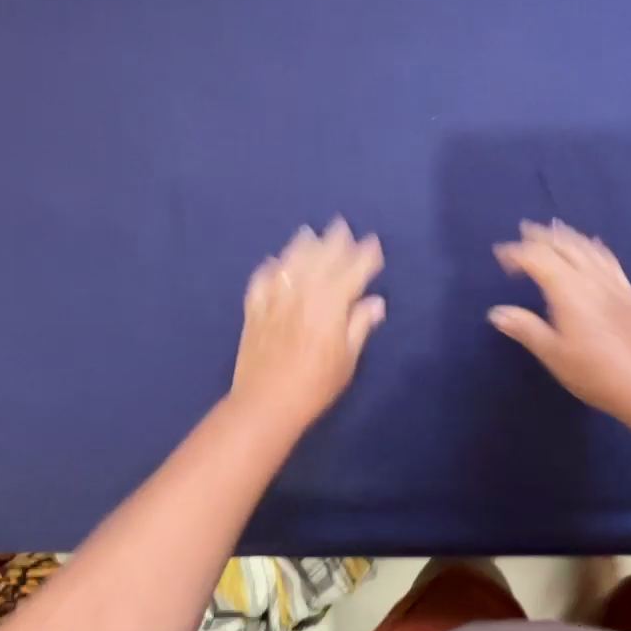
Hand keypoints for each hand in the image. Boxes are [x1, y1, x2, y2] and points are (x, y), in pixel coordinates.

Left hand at [233, 218, 384, 425]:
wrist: (266, 403)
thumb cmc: (315, 384)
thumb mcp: (348, 359)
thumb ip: (360, 325)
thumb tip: (375, 302)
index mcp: (331, 303)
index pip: (353, 270)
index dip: (365, 255)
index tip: (373, 242)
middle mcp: (303, 292)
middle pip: (322, 258)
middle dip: (335, 241)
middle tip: (342, 226)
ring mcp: (276, 299)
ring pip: (291, 263)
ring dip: (303, 246)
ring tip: (310, 234)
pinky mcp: (254, 310)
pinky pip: (262, 280)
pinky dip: (271, 268)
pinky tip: (275, 263)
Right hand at [489, 219, 630, 418]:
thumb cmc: (594, 372)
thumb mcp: (553, 353)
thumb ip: (525, 328)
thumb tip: (497, 312)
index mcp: (568, 289)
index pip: (538, 258)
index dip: (517, 253)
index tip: (500, 256)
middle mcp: (590, 278)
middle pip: (564, 246)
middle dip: (542, 237)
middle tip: (524, 231)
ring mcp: (612, 284)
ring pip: (587, 248)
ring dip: (567, 236)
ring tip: (553, 231)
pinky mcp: (627, 294)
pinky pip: (608, 260)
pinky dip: (595, 247)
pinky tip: (593, 246)